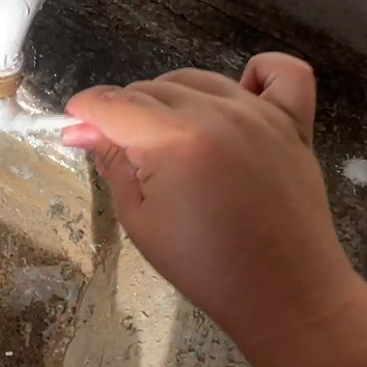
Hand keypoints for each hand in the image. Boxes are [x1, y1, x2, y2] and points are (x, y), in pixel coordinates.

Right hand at [62, 53, 356, 344]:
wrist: (284, 293)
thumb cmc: (205, 266)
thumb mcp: (140, 220)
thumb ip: (113, 163)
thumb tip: (83, 130)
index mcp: (175, 140)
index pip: (114, 103)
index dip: (85, 110)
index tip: (73, 124)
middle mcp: (217, 114)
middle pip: (150, 87)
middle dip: (122, 111)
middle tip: (119, 150)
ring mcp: (260, 114)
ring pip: (197, 78)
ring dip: (169, 97)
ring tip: (165, 136)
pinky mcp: (293, 122)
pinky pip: (281, 73)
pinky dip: (256, 74)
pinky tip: (238, 95)